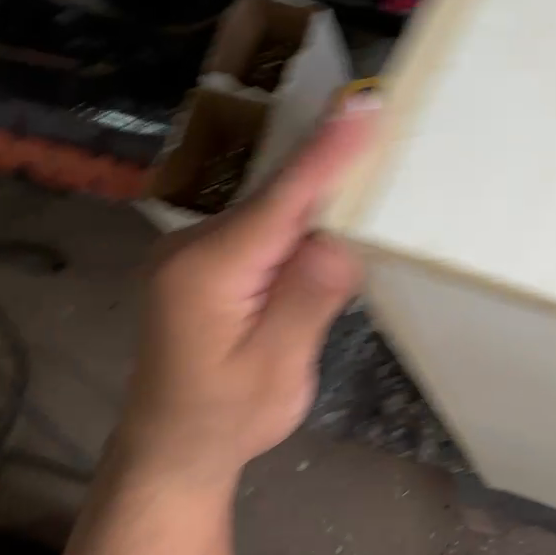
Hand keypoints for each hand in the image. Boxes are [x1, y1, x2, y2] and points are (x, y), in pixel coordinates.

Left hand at [117, 95, 375, 486]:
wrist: (174, 446)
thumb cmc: (227, 417)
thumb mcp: (274, 369)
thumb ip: (303, 303)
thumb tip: (339, 243)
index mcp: (209, 270)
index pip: (280, 203)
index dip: (326, 155)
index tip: (362, 109)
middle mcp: (194, 246)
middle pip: (277, 197)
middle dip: (330, 164)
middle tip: (381, 121)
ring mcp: (196, 252)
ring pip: (271, 212)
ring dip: (320, 193)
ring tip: (371, 164)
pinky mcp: (207, 264)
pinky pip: (262, 230)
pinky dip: (300, 220)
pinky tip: (331, 217)